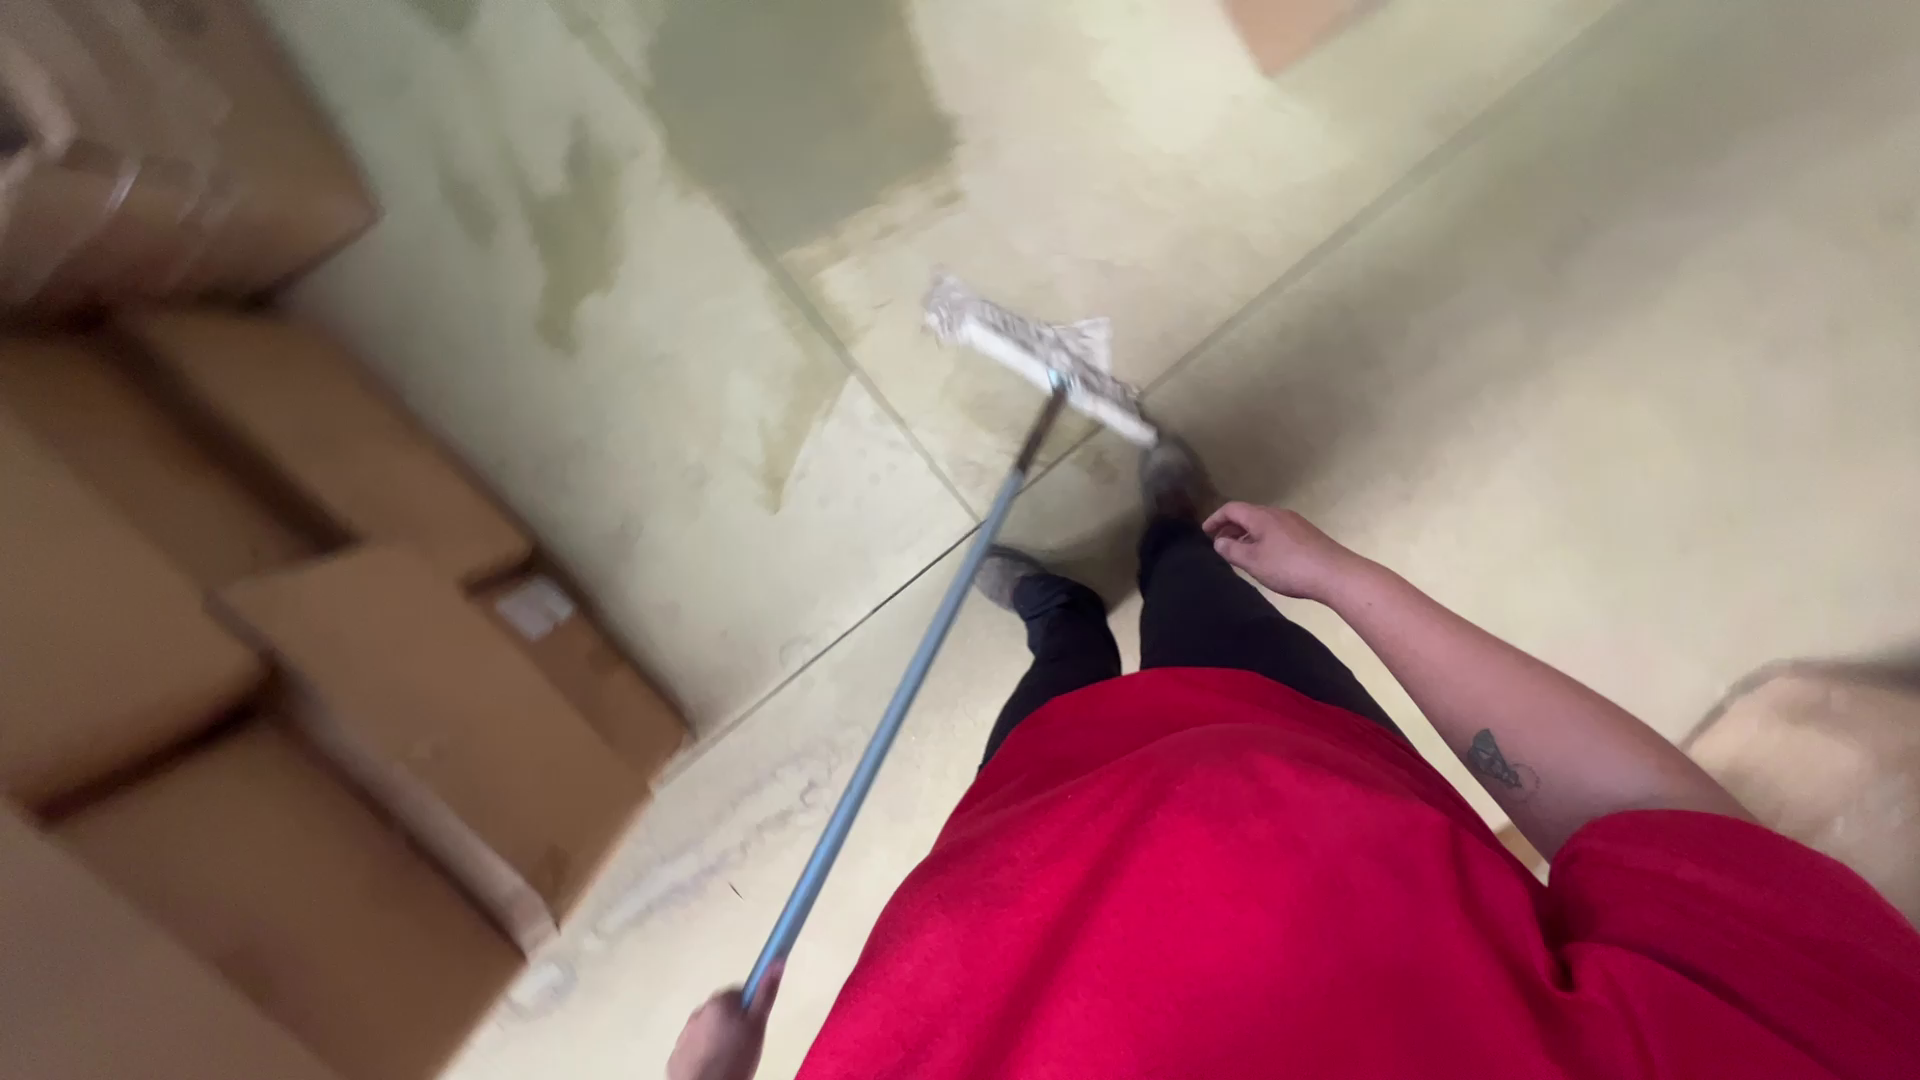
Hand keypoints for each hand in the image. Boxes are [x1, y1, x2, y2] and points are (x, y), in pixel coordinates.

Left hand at [666, 967, 780, 1079]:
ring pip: (708, 1031)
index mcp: (719, 1001)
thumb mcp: (758, 1024)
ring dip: (718, 1039)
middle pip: (722, 1011)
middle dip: (733, 1024)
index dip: (749, 1009)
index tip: (753, 1025)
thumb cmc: (735, 1057)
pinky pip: (695, 1048)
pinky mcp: (675, 1058)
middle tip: (744, 1044)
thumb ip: (766, 992)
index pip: (739, 993)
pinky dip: (703, 1054)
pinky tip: (713, 1068)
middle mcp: (699, 1012)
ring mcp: (684, 1036)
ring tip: (729, 1059)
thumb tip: (776, 960)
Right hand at [1202, 502, 1361, 601]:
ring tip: (1240, 553)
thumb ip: (1231, 550)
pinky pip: (1276, 531)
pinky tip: (1265, 557)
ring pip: (1263, 524)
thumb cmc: (1289, 567)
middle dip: (1230, 527)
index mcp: (1262, 516)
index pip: (1231, 509)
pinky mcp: (1307, 535)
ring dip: (1247, 534)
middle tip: (1220, 544)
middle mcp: (1278, 514)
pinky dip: (1262, 539)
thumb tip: (1219, 541)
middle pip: (1248, 514)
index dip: (1215, 519)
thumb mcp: (1253, 561)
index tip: (1205, 533)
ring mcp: (1295, 523)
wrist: (1337, 575)